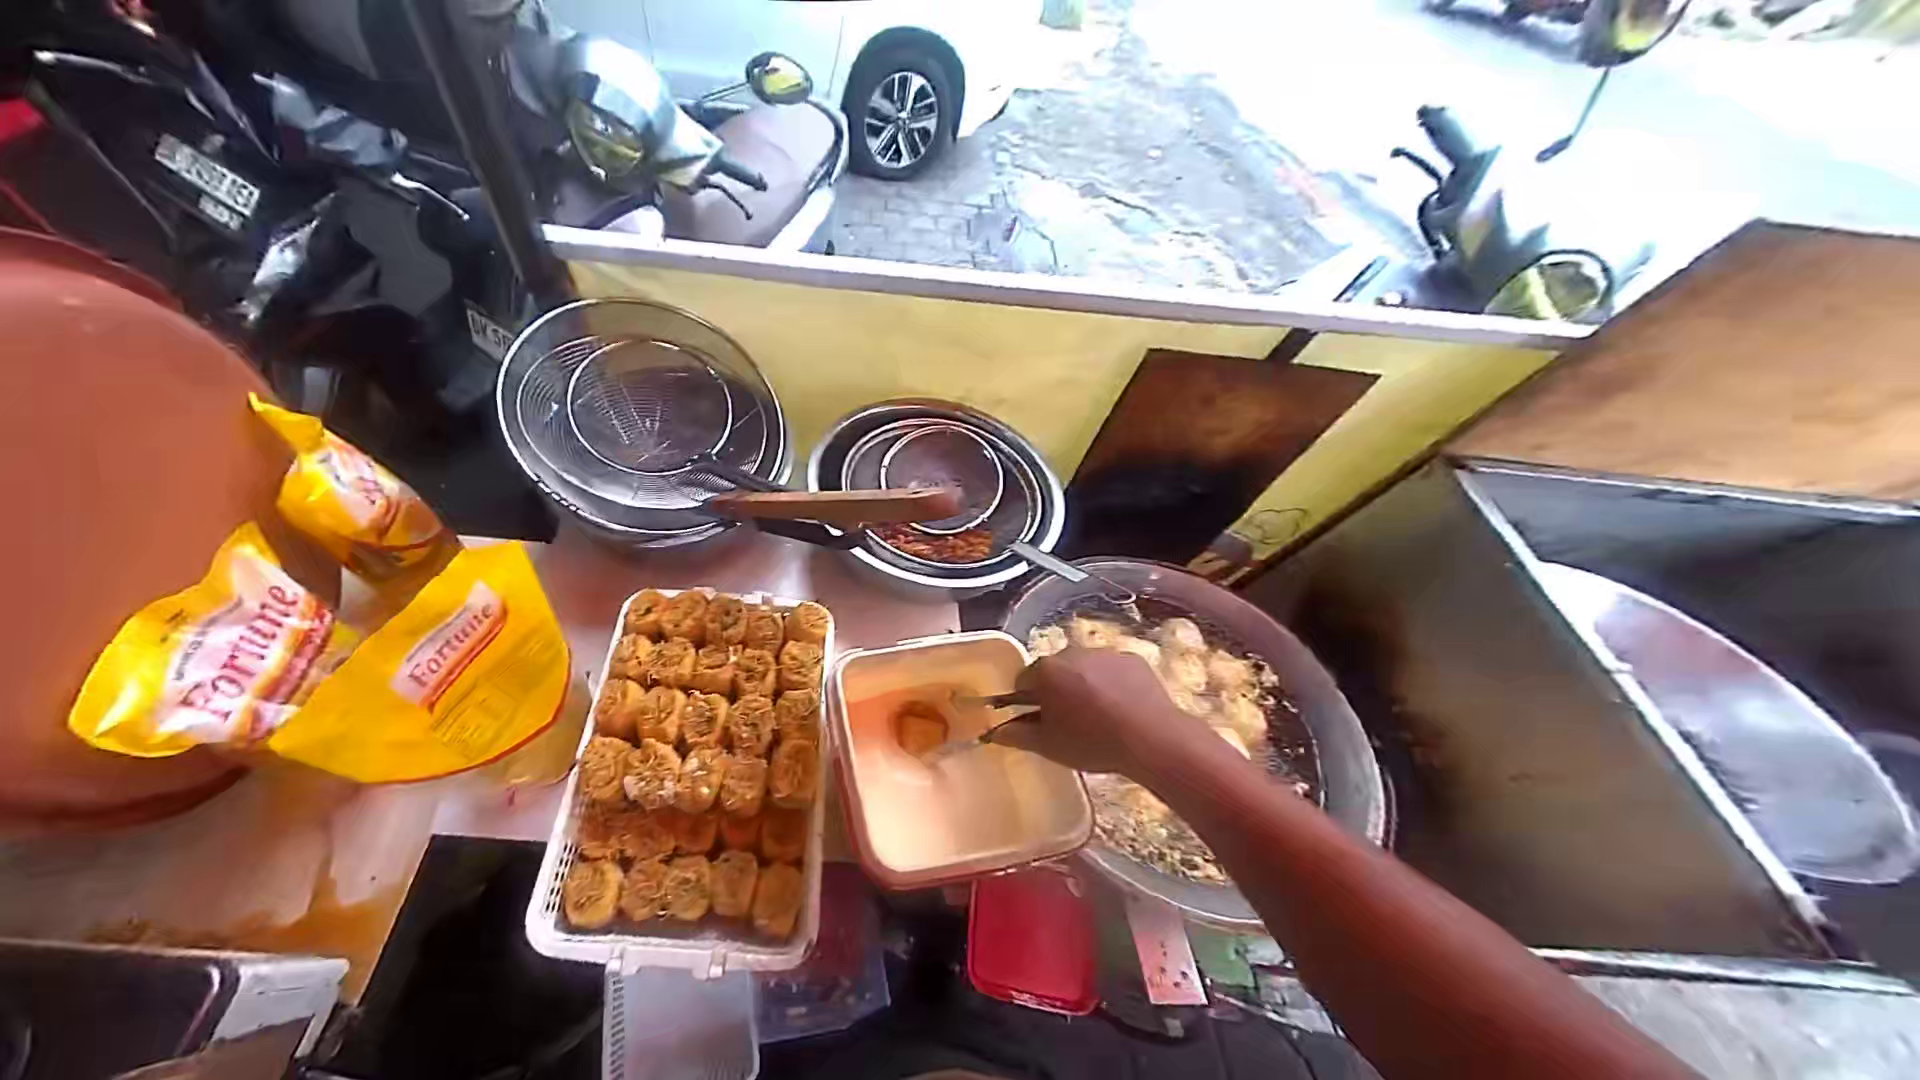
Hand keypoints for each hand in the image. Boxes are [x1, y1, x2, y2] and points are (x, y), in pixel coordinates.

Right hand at [988, 647, 1223, 779]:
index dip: (1026, 702)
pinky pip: (1112, 671)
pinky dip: (1112, 685)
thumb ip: (1016, 735)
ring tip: (1099, 719)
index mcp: (1046, 670)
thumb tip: (995, 731)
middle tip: (1068, 724)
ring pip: (1084, 669)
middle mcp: (1072, 653)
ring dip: (1084, 686)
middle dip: (1057, 692)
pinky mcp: (1132, 659)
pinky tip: (1122, 710)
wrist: (1151, 738)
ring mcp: (1104, 653)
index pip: (1022, 681)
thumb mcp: (1047, 746)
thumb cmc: (1091, 742)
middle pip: (1054, 671)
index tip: (1038, 722)